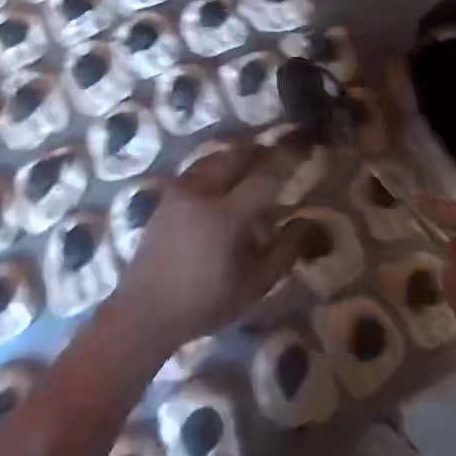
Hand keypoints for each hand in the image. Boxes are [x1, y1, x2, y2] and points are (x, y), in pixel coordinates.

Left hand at [109, 138, 329, 355]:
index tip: (307, 144)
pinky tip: (225, 175)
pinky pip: (198, 167)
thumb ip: (286, 249)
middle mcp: (202, 192)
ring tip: (256, 159)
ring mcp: (180, 191)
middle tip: (282, 147)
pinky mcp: (167, 195)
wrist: (145, 310)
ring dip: (239, 153)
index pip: (266, 174)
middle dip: (263, 148)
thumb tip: (310, 219)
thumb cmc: (206, 302)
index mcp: (227, 216)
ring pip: (216, 156)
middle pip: (238, 154)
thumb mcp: (255, 284)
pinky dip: (217, 163)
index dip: (289, 156)